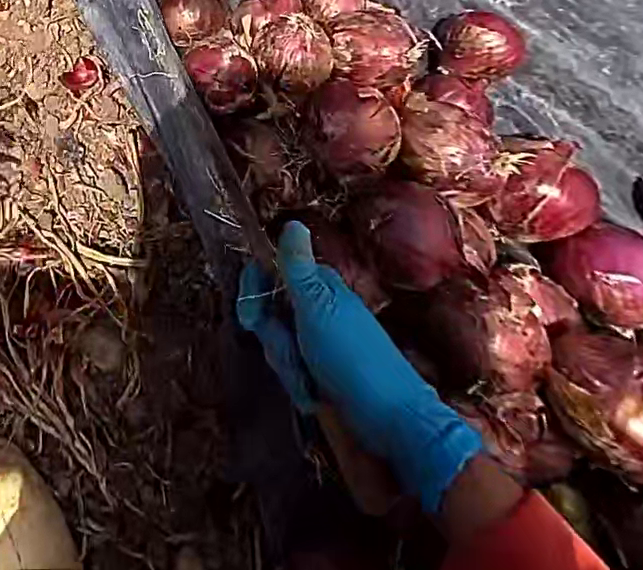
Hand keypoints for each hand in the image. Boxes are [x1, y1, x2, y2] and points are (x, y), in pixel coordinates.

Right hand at [236, 221, 481, 513]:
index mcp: (317, 285)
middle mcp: (316, 308)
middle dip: (276, 342)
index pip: (268, 274)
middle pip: (268, 315)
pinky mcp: (320, 372)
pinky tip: (316, 397)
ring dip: (289, 368)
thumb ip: (297, 267)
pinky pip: (292, 372)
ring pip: (277, 346)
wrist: (390, 419)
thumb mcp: (318, 308)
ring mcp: (318, 342)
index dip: (253, 294)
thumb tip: (292, 222)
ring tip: (311, 382)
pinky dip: (300, 386)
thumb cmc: (354, 357)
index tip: (251, 317)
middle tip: (296, 355)